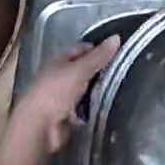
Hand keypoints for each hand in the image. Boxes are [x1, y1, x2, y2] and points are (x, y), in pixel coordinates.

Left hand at [7, 36, 120, 153]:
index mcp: (60, 59)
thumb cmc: (57, 91)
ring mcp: (64, 96)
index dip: (100, 49)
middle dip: (102, 71)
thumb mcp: (80, 70)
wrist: (40, 127)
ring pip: (88, 89)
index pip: (83, 49)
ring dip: (100, 90)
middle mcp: (61, 75)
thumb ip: (98, 56)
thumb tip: (117, 37)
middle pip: (86, 69)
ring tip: (123, 88)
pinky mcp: (69, 115)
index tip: (119, 53)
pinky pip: (87, 107)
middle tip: (124, 72)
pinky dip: (95, 107)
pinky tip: (111, 106)